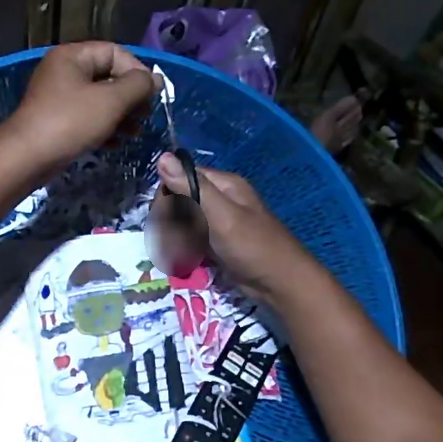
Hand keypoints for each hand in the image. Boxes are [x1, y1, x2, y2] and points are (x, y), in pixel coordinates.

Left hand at [0, 42, 155, 172]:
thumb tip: (156, 79)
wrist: (27, 158)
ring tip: (135, 133)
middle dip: (131, 96)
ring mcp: (60, 97)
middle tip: (145, 116)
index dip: (137, 71)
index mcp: (73, 56)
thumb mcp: (110, 100)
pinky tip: (117, 143)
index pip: (115, 52)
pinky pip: (89, 117)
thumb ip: (138, 86)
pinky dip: (105, 127)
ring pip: (100, 99)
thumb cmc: (70, 122)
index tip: (152, 96)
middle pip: (108, 75)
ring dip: (122, 115)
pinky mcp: (58, 120)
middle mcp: (65, 71)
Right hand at [156, 153, 317, 299]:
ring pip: (184, 222)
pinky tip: (191, 261)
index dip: (168, 194)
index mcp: (223, 184)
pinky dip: (188, 250)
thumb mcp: (221, 215)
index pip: (181, 177)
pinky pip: (193, 240)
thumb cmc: (252, 246)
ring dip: (179, 238)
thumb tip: (163, 157)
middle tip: (179, 240)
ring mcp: (219, 222)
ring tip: (187, 253)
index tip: (163, 216)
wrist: (280, 285)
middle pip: (180, 200)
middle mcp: (220, 199)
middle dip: (173, 221)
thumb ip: (192, 188)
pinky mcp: (218, 243)